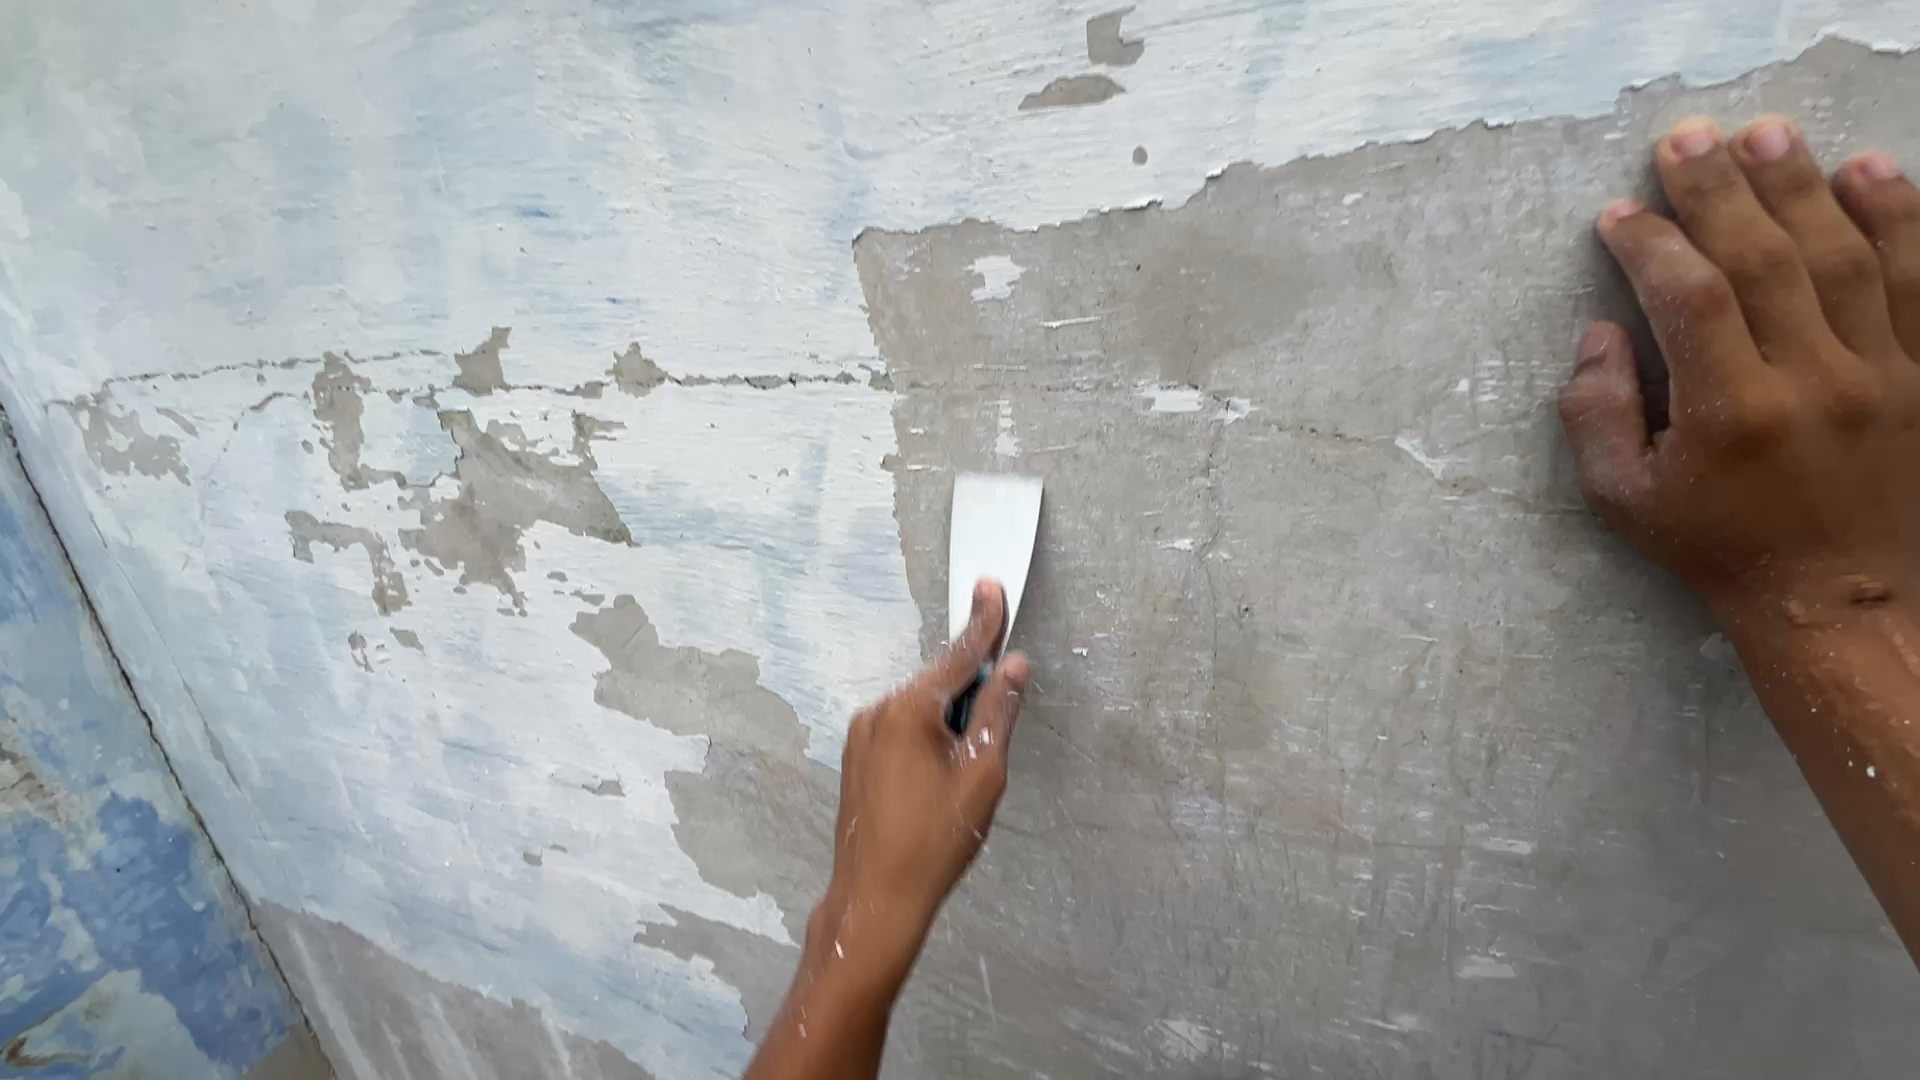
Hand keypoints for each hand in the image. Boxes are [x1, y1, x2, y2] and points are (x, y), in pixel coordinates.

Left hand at [807, 578, 1032, 987]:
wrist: (875, 899)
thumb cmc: (937, 839)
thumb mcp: (982, 774)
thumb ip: (998, 712)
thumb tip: (1014, 664)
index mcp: (909, 709)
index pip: (959, 655)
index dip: (983, 621)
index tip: (991, 584)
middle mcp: (878, 709)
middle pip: (939, 682)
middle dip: (971, 692)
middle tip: (990, 737)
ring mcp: (861, 732)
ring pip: (920, 707)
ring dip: (949, 719)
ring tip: (963, 773)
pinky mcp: (856, 754)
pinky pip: (901, 727)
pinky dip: (927, 734)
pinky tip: (937, 776)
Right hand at [1561, 116, 1919, 620]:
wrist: (1835, 592)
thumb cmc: (1709, 543)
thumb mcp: (1619, 496)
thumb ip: (1598, 415)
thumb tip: (1600, 335)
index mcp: (1732, 413)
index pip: (1693, 302)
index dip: (1653, 248)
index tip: (1619, 213)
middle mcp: (1818, 379)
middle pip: (1772, 260)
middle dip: (1721, 193)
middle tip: (1687, 139)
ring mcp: (1889, 370)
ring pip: (1851, 255)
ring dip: (1804, 187)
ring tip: (1765, 135)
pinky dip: (1903, 217)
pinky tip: (1872, 171)